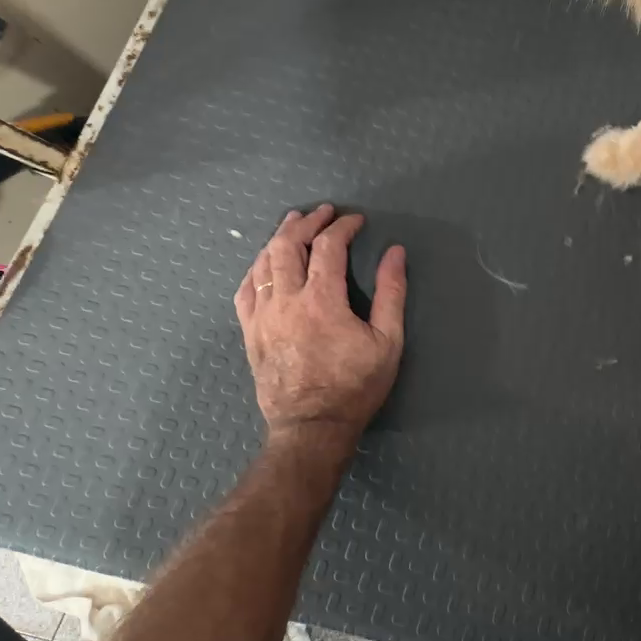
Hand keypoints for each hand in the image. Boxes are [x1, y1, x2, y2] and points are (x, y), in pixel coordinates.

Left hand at [233, 205, 406, 442]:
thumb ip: (391, 292)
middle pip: (288, 246)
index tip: (357, 221)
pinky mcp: (251, 333)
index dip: (343, 227)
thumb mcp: (388, 340)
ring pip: (263, 264)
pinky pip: (245, 290)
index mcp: (322, 300)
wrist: (312, 428)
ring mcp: (262, 317)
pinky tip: (266, 262)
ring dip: (280, 238)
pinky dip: (257, 268)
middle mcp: (286, 301)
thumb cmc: (356, 385)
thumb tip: (395, 252)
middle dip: (307, 222)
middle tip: (324, 213)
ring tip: (294, 224)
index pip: (328, 247)